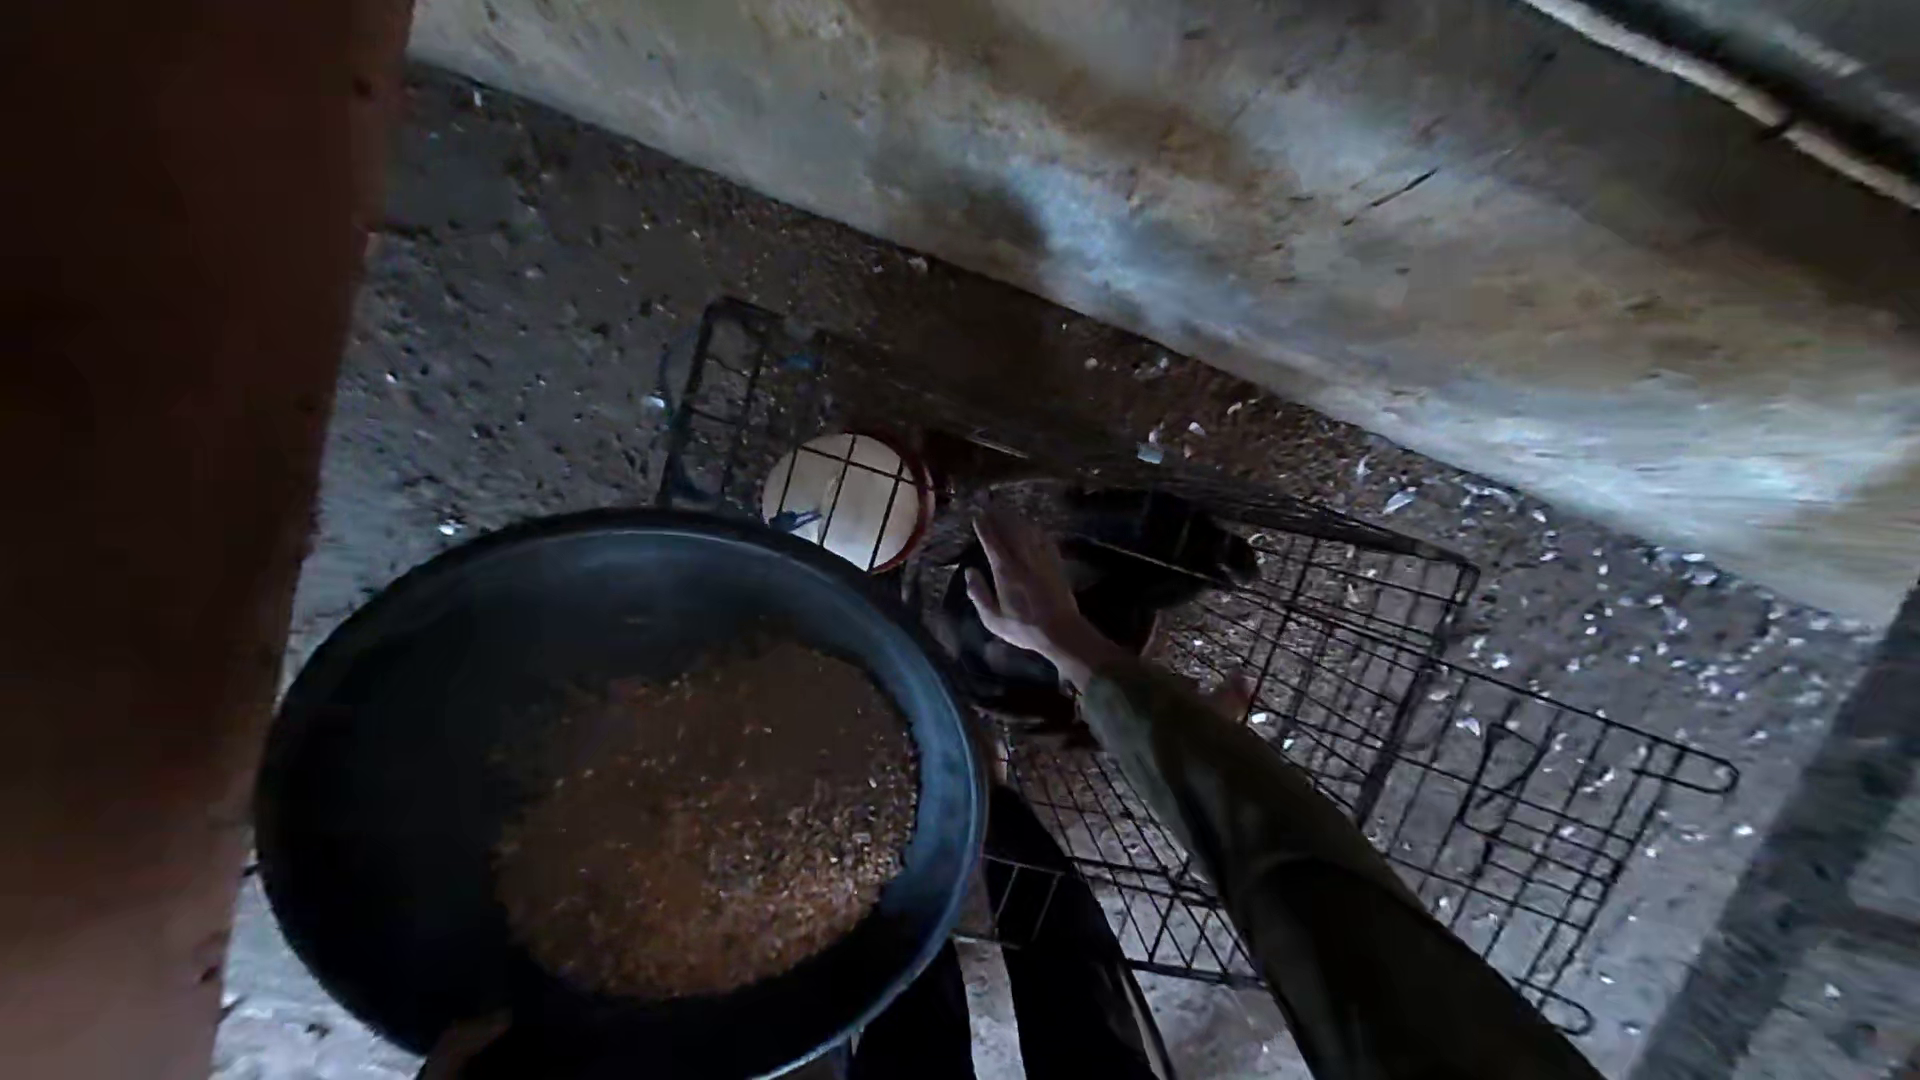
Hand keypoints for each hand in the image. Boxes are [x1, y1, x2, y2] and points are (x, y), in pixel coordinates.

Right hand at [965, 508, 1125, 688]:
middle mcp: (1023, 559)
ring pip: (1027, 530)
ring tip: (1007, 510)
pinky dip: (1035, 529)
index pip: (992, 542)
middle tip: (988, 505)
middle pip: (1009, 530)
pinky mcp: (1055, 562)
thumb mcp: (993, 619)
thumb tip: (969, 572)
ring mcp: (1041, 559)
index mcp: (1005, 571)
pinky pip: (1044, 538)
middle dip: (998, 516)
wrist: (1061, 630)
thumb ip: (978, 594)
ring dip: (1016, 518)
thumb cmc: (1024, 627)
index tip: (977, 516)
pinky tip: (1033, 526)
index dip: (984, 527)